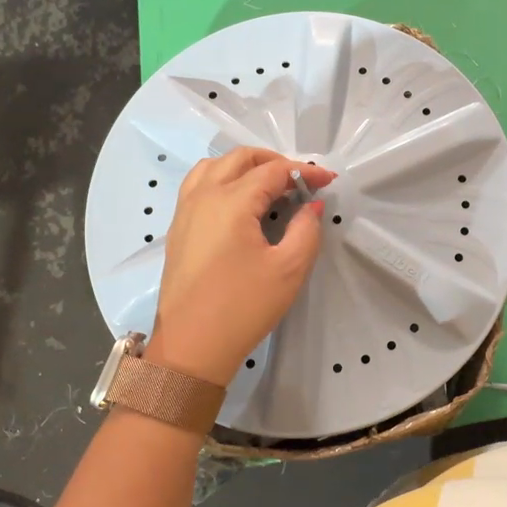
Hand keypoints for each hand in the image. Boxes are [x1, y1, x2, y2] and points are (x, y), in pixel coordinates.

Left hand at [148, 148, 337, 385]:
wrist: (191, 348)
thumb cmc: (243, 307)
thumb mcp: (289, 269)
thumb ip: (306, 229)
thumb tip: (311, 205)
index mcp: (231, 201)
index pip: (274, 171)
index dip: (305, 171)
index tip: (329, 181)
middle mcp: (203, 196)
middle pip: (240, 158)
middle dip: (274, 162)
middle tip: (300, 180)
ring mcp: (185, 212)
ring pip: (213, 167)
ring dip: (244, 167)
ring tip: (270, 187)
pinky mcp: (178, 230)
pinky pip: (199, 186)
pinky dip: (223, 181)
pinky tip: (241, 205)